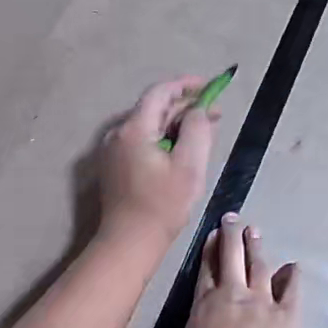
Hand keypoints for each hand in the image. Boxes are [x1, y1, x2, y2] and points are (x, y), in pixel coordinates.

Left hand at [100, 76, 216, 241]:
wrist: (129, 242)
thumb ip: (196, 129)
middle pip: (154, 108)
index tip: (210, 87)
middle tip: (215, 115)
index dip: (186, 85)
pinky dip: (163, 139)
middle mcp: (117, 133)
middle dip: (185, 108)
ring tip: (203, 133)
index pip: (160, 92)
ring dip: (176, 124)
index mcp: (133, 129)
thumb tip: (198, 109)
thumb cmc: (162, 205)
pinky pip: (142, 140)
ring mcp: (113, 149)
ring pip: (149, 125)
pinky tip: (182, 152)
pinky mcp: (115, 165)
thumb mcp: (189, 166)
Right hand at [144, 214, 308, 327]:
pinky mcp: (288, 315)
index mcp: (202, 309)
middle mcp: (231, 297)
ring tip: (254, 230)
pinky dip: (293, 277)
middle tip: (232, 218)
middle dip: (231, 236)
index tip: (211, 235)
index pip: (204, 273)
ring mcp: (261, 302)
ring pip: (258, 266)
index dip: (208, 253)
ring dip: (256, 248)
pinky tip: (294, 267)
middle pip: (230, 258)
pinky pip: (292, 290)